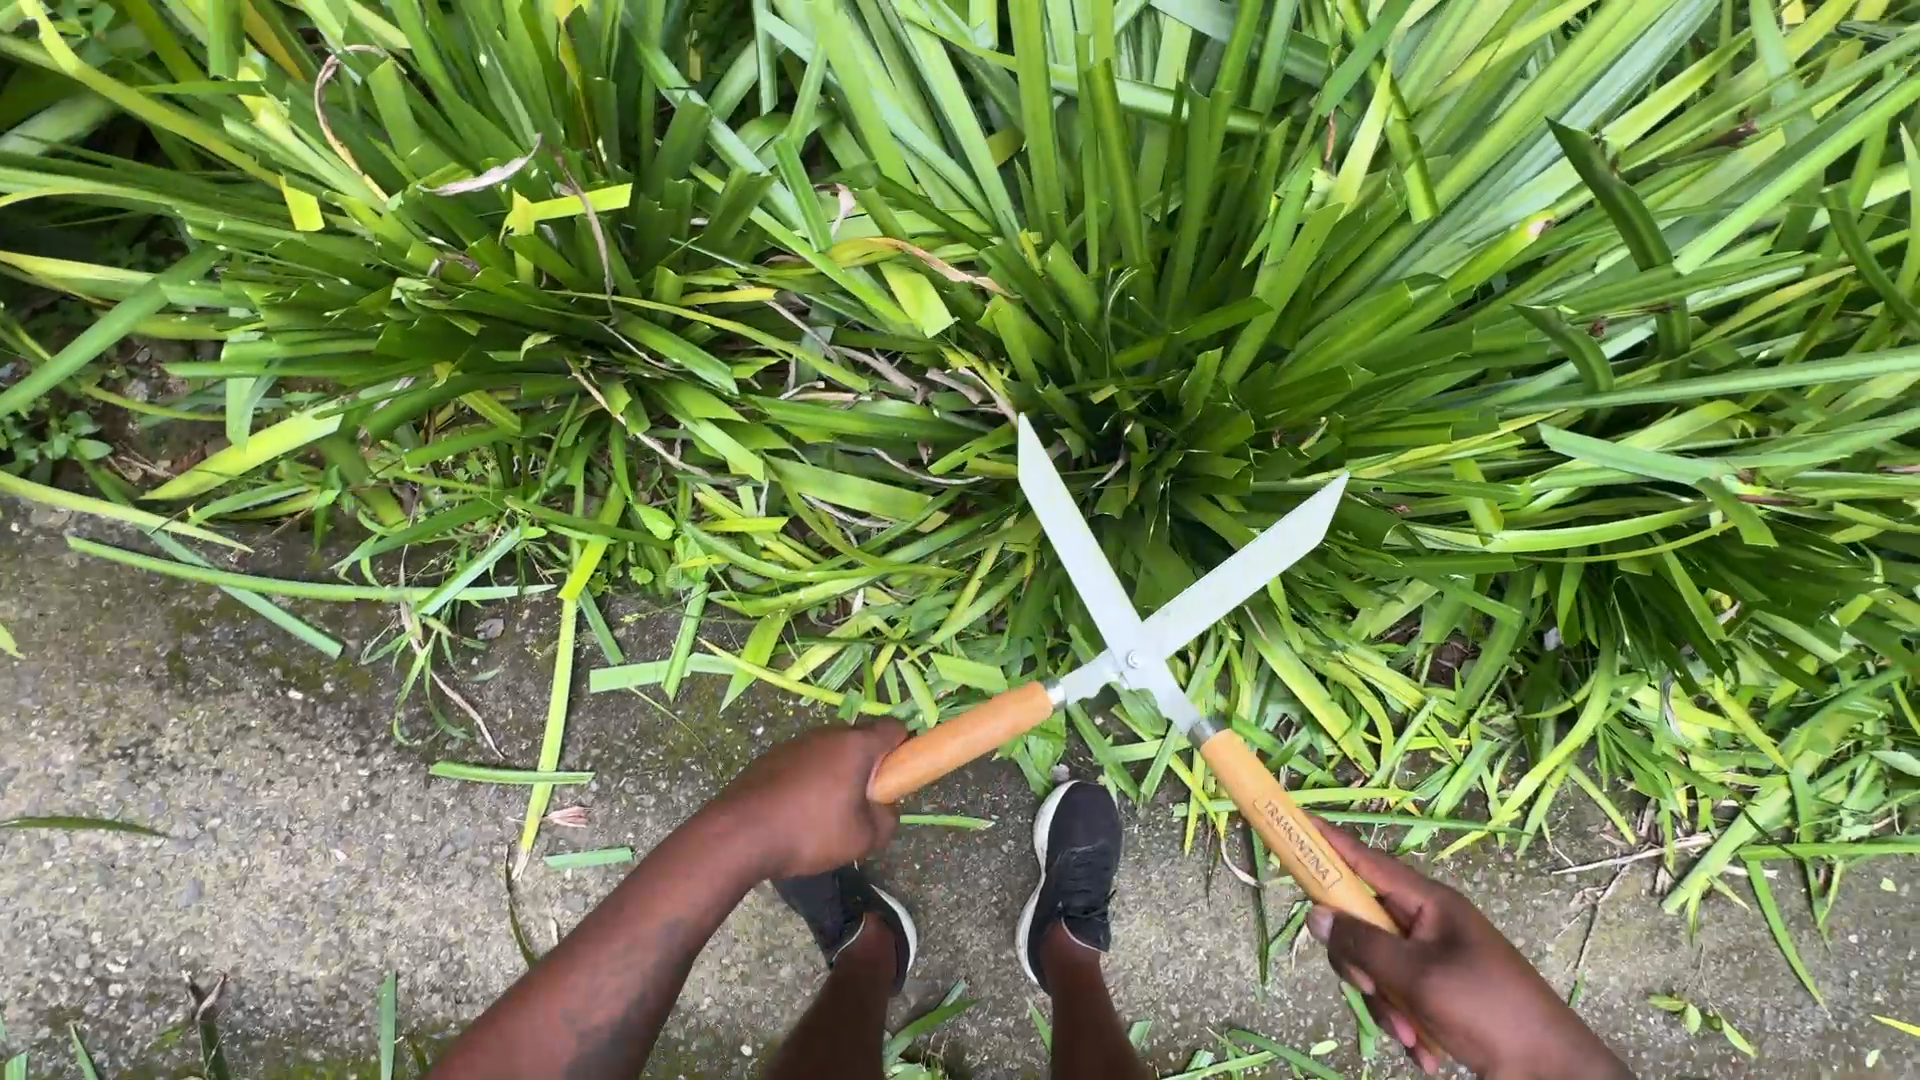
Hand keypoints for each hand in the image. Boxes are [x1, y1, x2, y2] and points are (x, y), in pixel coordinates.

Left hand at [706, 721, 907, 880]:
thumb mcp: (864, 838)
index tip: (896, 779)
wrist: (738, 834)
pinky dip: (809, 780)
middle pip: (861, 739)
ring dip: (837, 773)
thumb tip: (886, 809)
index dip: (904, 749)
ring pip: (830, 751)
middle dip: (868, 766)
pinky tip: (796, 813)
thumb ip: (888, 820)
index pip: (894, 727)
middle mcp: (827, 733)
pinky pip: (804, 762)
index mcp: (856, 744)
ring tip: (825, 814)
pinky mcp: (772, 756)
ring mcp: (796, 742)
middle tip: (861, 803)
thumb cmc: (809, 831)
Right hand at [1307, 822, 1634, 1079]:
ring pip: (1375, 964)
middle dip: (1360, 963)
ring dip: (1384, 1003)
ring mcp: (1433, 958)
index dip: (1329, 841)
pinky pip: (1397, 994)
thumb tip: (1316, 914)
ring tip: (1411, 1036)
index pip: (1366, 860)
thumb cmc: (1490, 1010)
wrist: (1556, 1076)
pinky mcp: (1439, 992)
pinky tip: (1425, 1051)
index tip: (1295, 822)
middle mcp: (1427, 923)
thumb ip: (1361, 944)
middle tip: (1369, 988)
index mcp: (1429, 902)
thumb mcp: (1417, 977)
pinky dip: (1404, 1021)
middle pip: (1362, 922)